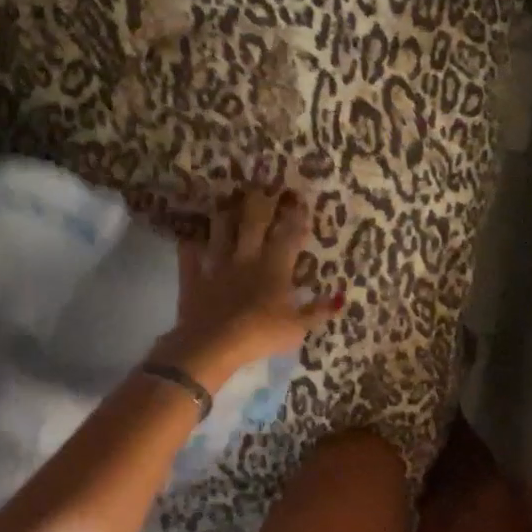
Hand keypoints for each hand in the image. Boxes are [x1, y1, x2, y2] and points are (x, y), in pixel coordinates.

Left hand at [153, 184, 342, 388]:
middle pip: (254, 222)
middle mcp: (247, 258)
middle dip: (260, 202)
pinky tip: (189, 239)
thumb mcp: (297, 327)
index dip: (296, 217)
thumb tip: (341, 298)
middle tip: (263, 186)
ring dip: (225, 216)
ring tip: (229, 204)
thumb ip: (318, 311)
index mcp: (275, 267)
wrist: (212, 345)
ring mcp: (217, 266)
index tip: (300, 201)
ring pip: (221, 231)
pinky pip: (189, 257)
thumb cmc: (261, 334)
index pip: (289, 235)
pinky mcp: (193, 279)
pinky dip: (190, 247)